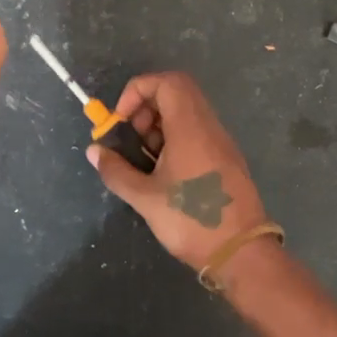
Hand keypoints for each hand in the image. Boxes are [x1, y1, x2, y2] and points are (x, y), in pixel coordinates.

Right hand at [87, 72, 270, 277]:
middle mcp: (209, 127)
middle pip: (177, 92)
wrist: (242, 254)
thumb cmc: (191, 220)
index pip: (166, 82)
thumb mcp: (144, 198)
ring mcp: (221, 143)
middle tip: (132, 136)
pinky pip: (198, 132)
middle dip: (146, 106)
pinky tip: (165, 172)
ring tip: (146, 157)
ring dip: (160, 125)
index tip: (122, 120)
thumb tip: (94, 151)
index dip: (137, 91)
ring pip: (188, 113)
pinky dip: (176, 139)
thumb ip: (116, 170)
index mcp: (190, 127)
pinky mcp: (227, 161)